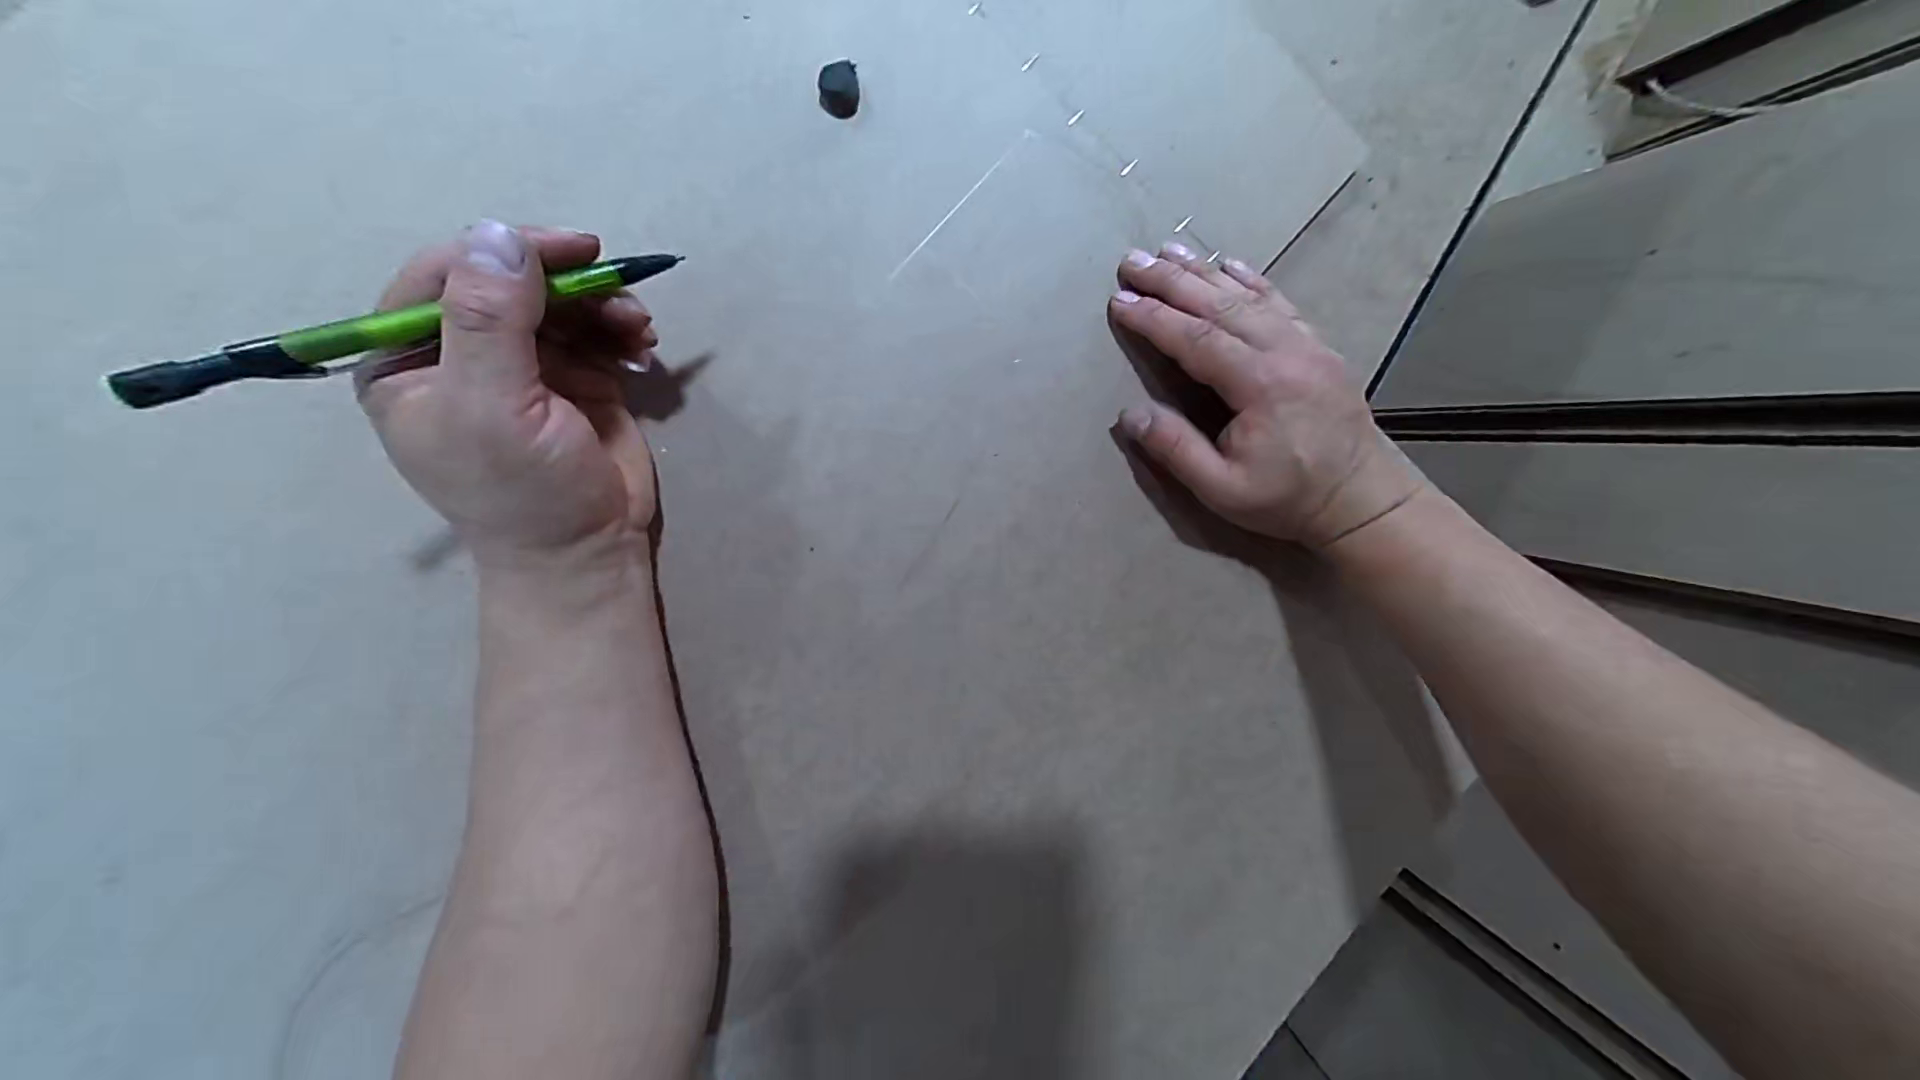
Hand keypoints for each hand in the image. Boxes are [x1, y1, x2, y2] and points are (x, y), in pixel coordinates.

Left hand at [357, 222, 661, 574]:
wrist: (589, 550)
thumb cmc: (524, 491)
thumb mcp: (493, 407)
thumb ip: (488, 320)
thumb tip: (499, 234)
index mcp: (412, 360)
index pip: (446, 277)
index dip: (507, 252)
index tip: (573, 249)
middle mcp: (465, 355)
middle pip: (511, 285)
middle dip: (568, 283)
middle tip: (617, 284)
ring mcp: (526, 368)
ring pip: (560, 306)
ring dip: (604, 307)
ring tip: (641, 328)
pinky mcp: (576, 382)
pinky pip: (595, 336)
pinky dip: (621, 332)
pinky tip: (642, 348)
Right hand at [1108, 243, 1422, 547]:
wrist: (1363, 500)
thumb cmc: (1287, 499)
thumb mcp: (1221, 489)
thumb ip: (1175, 449)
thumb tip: (1129, 414)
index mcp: (1261, 385)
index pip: (1196, 340)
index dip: (1154, 319)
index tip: (1119, 301)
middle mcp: (1286, 352)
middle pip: (1219, 306)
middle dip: (1171, 281)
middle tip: (1132, 261)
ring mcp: (1307, 345)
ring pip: (1248, 297)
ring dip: (1204, 272)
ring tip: (1168, 250)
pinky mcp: (1317, 348)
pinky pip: (1279, 303)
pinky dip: (1250, 280)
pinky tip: (1229, 264)